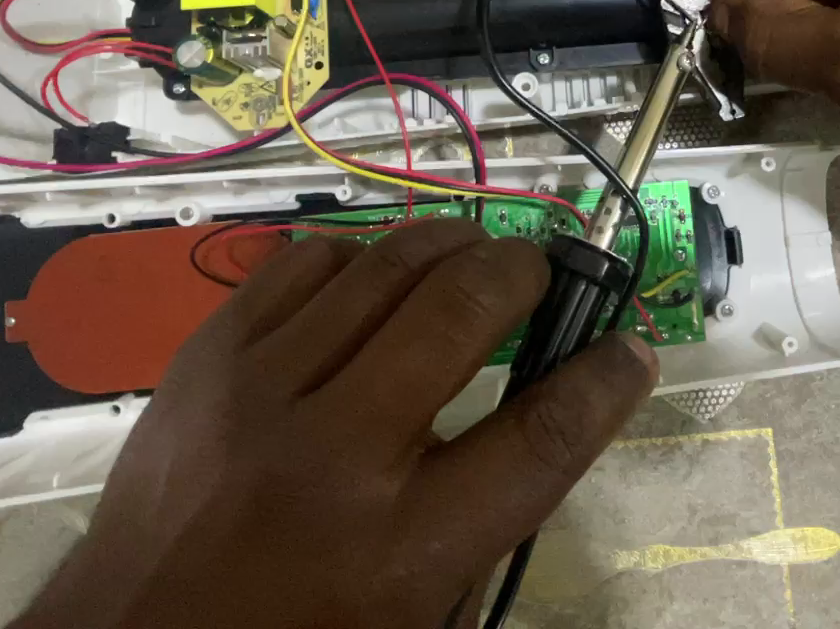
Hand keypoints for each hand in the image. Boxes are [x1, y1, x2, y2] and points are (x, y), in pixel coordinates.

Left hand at [12, 220, 657, 628]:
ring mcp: (259, 393)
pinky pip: (309, 263)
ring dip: (451, 246)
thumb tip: (557, 399)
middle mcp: (333, 457)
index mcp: (399, 551)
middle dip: (522, 274)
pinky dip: (363, 256)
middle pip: (462, 311)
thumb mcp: (417, 605)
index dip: (603, 382)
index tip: (631, 346)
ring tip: (473, 254)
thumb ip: (489, 509)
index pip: (540, 441)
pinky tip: (375, 276)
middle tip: (537, 274)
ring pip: (387, 267)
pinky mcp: (208, 356)